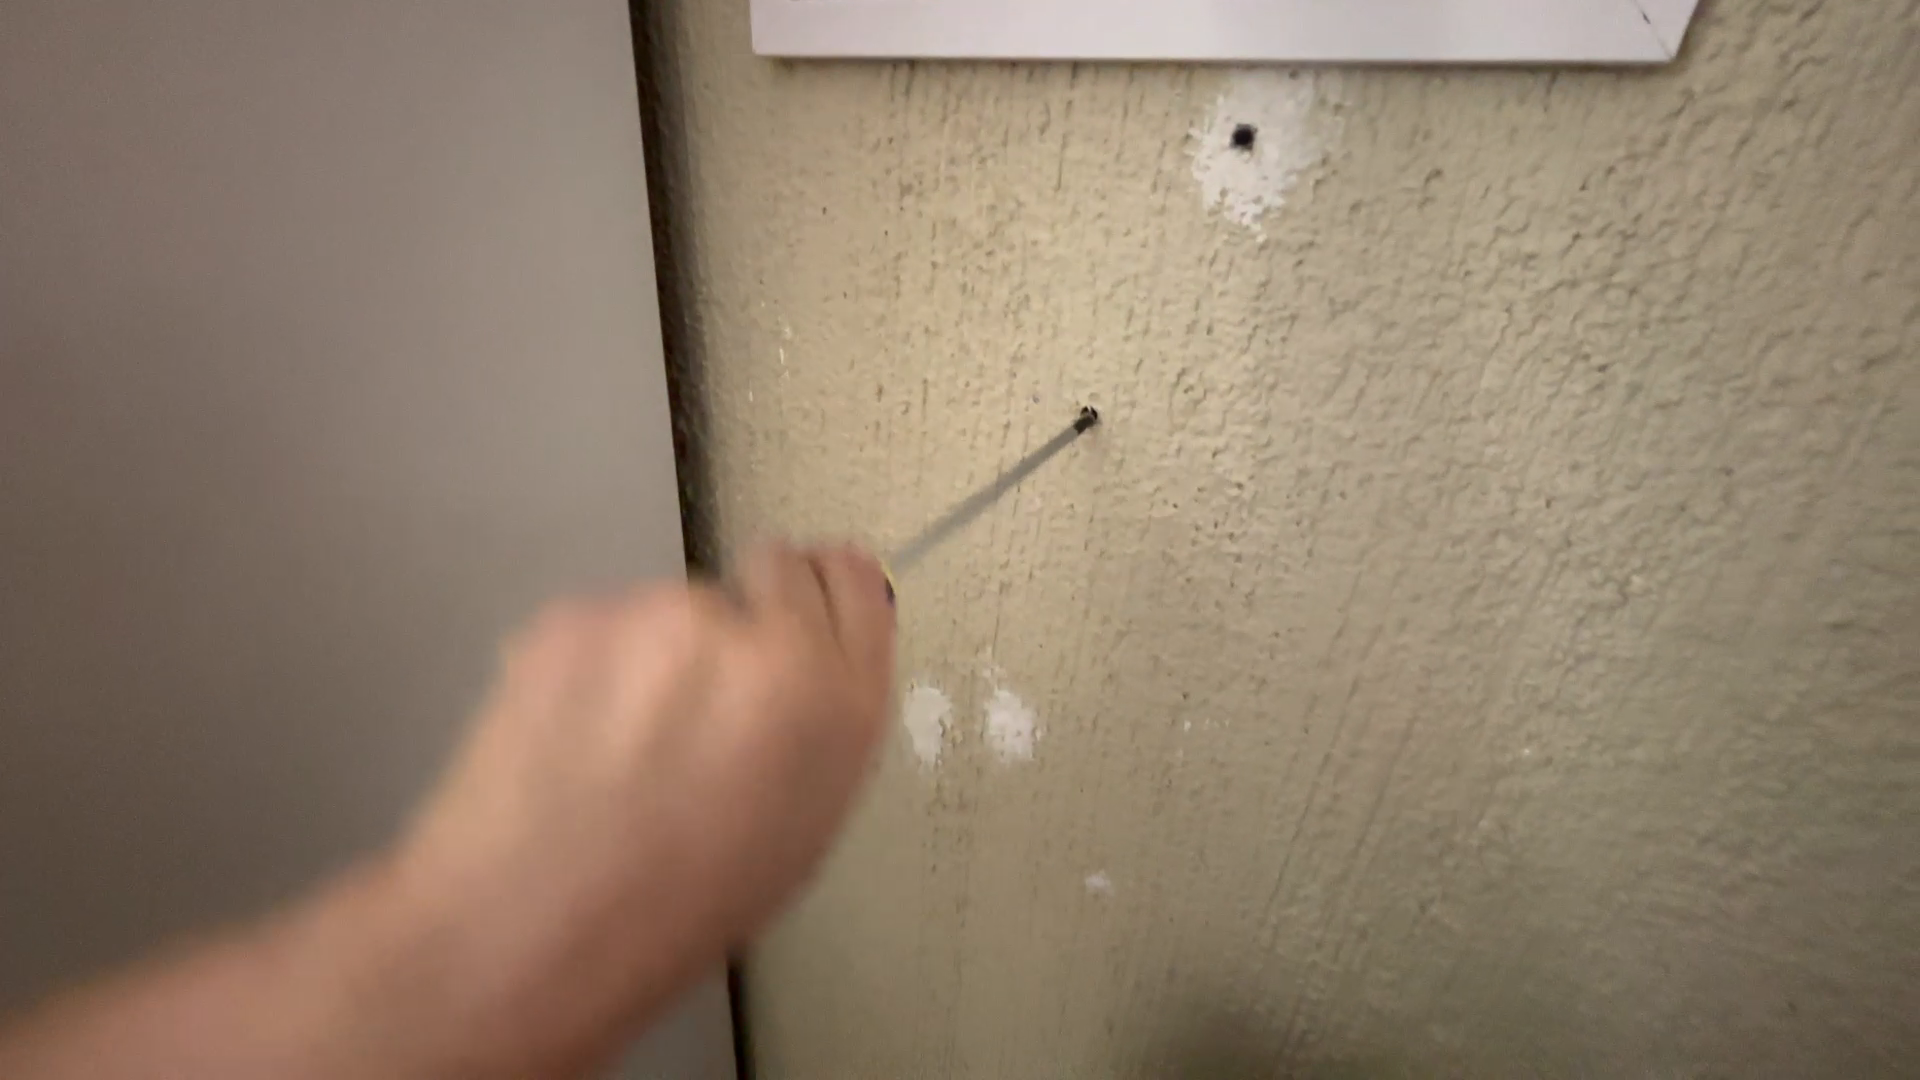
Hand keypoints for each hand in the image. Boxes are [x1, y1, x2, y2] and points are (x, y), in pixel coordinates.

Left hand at [382, 542, 895, 1078]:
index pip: (854, 576)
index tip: (799, 610)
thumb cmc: (693, 893)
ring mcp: (671, 616)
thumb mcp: (812, 808)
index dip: (823, 590)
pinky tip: (574, 727)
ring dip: (670, 646)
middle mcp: (770, 638)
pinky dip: (602, 658)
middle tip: (712, 677)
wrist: (528, 935)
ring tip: (628, 732)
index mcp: (839, 695)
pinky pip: (612, 619)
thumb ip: (830, 705)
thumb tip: (819, 641)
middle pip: (778, 564)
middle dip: (756, 605)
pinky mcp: (581, 613)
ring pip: (686, 601)